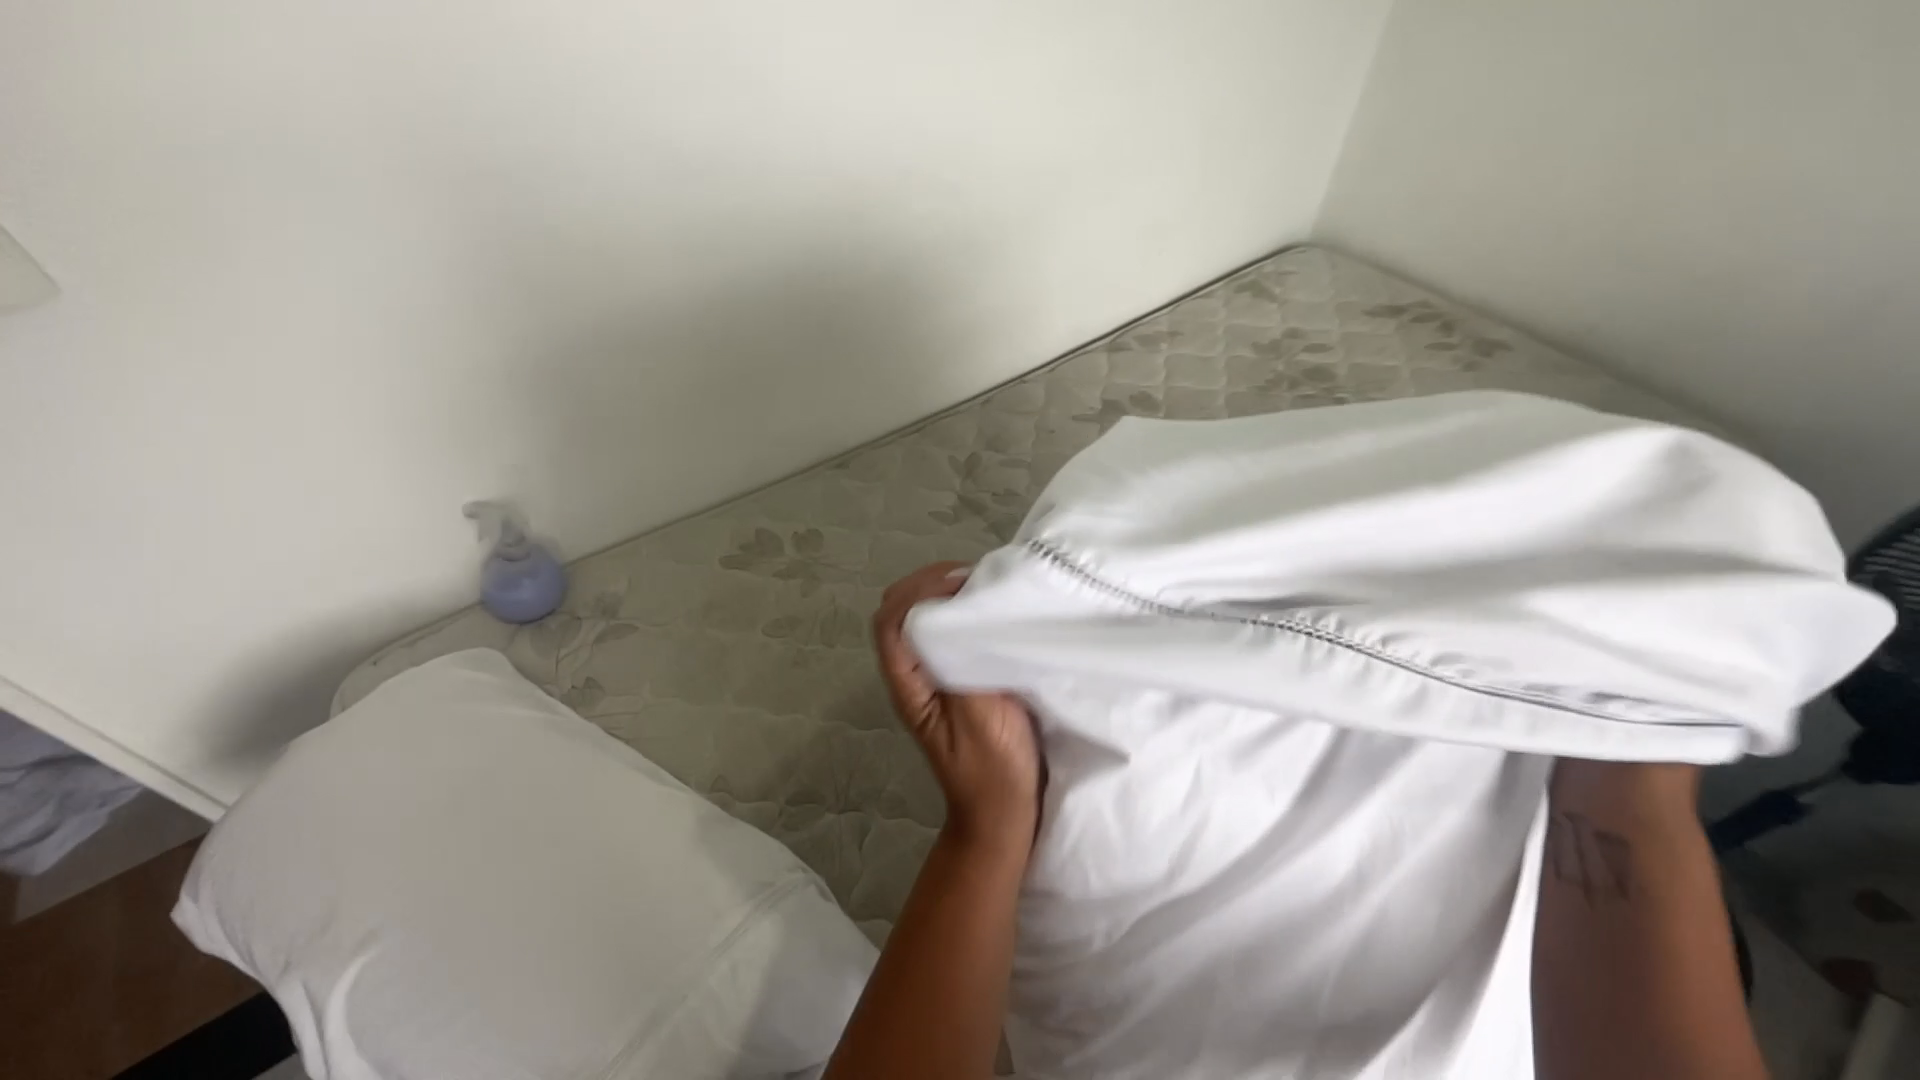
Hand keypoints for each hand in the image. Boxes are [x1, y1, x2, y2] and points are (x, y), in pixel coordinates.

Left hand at [873, 562, 1044, 848]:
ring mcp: (935, 679)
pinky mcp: (959, 682)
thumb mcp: (980, 716)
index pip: (890, 620)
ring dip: (949, 598)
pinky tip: (995, 616)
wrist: (1002, 815)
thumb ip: (963, 663)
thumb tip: (958, 613)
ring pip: (924, 622)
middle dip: (931, 585)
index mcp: (910, 683)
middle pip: (900, 613)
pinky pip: (950, 636)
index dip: (918, 591)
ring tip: (986, 589)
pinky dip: (966, 616)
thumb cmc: (992, 769)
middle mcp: (915, 675)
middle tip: (976, 578)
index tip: (962, 583)